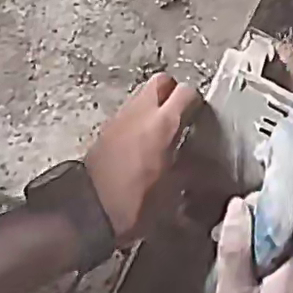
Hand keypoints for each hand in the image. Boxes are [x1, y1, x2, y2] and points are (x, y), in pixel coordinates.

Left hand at [83, 73, 201, 242]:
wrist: (90, 211)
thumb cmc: (133, 204)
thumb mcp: (172, 191)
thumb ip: (190, 169)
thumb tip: (202, 164)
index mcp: (161, 124)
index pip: (186, 92)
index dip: (196, 102)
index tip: (200, 117)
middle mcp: (139, 113)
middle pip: (162, 81)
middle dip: (173, 93)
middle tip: (181, 115)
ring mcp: (120, 118)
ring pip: (143, 94)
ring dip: (155, 106)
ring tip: (163, 132)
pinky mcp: (106, 128)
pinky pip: (129, 112)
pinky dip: (139, 119)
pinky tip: (143, 144)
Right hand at [208, 195, 292, 292]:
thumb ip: (236, 250)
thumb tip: (239, 205)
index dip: (279, 197)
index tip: (251, 194)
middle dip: (270, 210)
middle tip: (238, 210)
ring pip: (291, 238)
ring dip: (266, 228)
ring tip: (236, 228)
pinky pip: (286, 253)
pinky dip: (268, 245)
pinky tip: (244, 251)